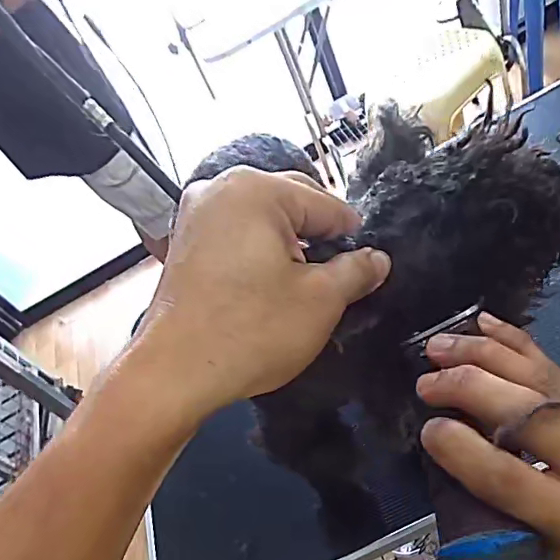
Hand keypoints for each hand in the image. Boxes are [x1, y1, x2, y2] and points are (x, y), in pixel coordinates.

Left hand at [118, 168, 389, 427]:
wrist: (180, 370)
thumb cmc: (253, 331)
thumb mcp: (322, 300)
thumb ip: (357, 271)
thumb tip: (378, 259)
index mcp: (257, 191)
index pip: (329, 205)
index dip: (355, 241)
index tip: (367, 273)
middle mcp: (221, 188)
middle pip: (296, 203)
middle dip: (324, 238)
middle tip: (343, 281)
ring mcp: (199, 214)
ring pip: (268, 220)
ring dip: (296, 248)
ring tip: (310, 288)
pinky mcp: (189, 243)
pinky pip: (243, 235)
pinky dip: (266, 255)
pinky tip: (277, 288)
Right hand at [417, 314, 559, 559]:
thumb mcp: (531, 554)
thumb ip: (493, 507)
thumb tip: (446, 445)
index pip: (513, 477)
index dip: (466, 451)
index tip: (428, 427)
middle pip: (533, 416)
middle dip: (473, 390)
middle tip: (427, 381)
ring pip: (545, 383)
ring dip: (489, 357)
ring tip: (442, 346)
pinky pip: (557, 372)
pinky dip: (518, 347)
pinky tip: (486, 327)